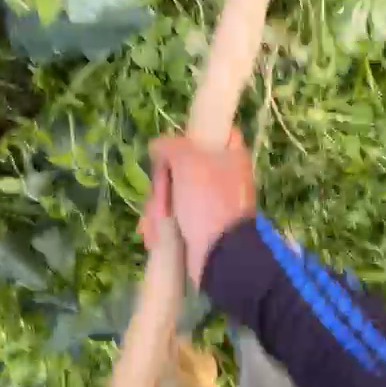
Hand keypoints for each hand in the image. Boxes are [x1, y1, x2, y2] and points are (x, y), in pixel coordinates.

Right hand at [141, 129, 256, 284]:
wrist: (221, 254)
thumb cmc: (209, 200)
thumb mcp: (188, 161)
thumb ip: (171, 146)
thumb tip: (159, 145)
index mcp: (231, 155)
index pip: (212, 132)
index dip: (190, 136)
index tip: (173, 147)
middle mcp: (223, 176)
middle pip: (182, 166)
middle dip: (163, 184)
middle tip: (162, 196)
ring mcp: (211, 203)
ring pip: (173, 194)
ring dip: (158, 209)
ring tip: (156, 223)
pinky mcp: (200, 227)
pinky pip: (174, 217)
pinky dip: (161, 226)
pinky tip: (154, 236)